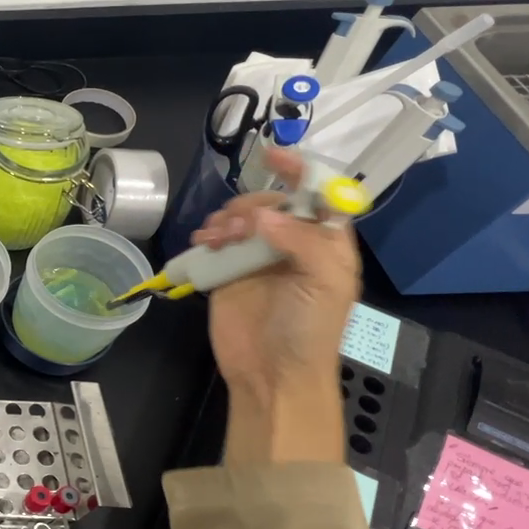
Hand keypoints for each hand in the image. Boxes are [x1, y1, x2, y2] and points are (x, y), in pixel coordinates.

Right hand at [193, 148, 358, 464]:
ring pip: (238, 219)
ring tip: (216, 237)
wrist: (272, 372)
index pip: (318, 195)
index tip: (272, 155)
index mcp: (326, 243)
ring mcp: (255, 258)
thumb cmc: (310, 329)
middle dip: (250, 205)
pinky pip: (214, 243)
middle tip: (237, 225)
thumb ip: (301, 241)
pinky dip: (206, 236)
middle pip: (270, 203)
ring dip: (224, 219)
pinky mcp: (225, 273)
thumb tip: (260, 214)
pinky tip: (203, 243)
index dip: (299, 172)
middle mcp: (291, 244)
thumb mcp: (324, 282)